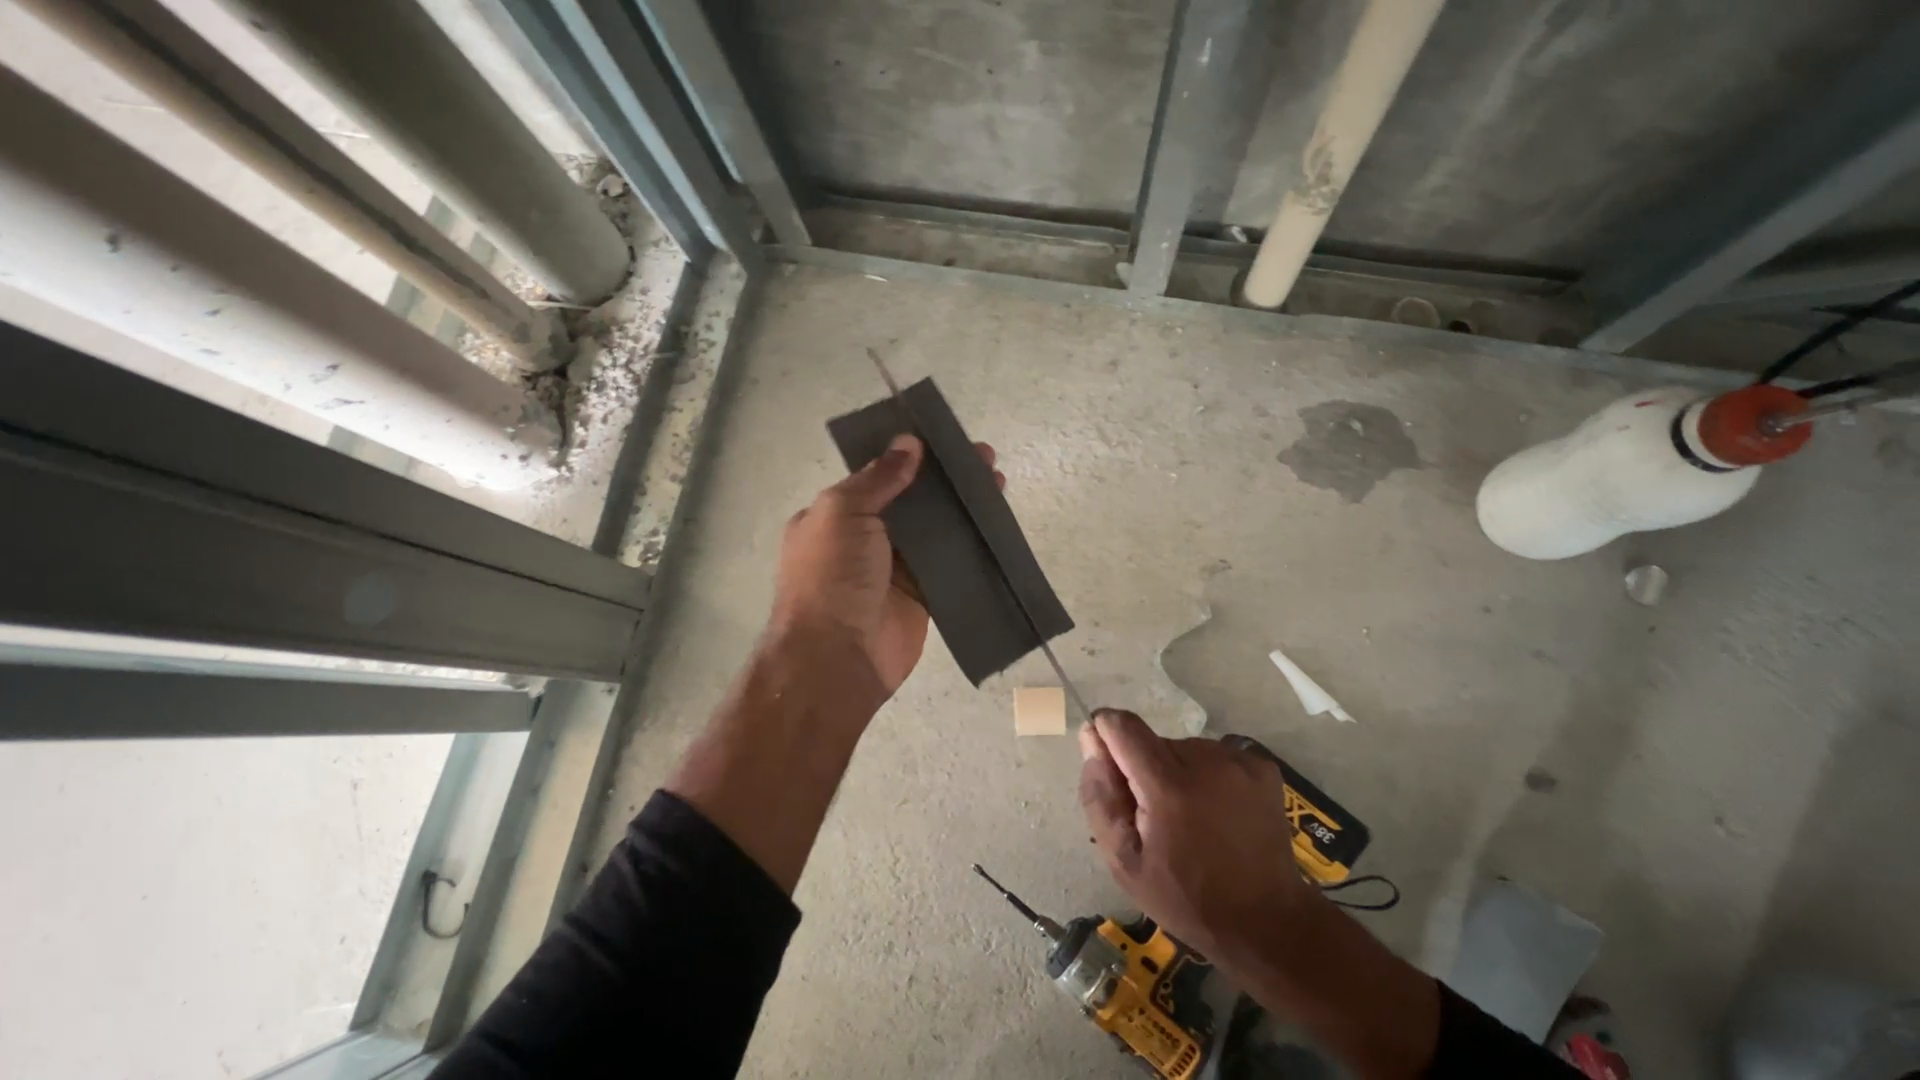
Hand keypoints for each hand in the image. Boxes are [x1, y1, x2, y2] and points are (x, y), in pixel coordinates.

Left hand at [769, 433, 1001, 695]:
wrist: (836, 657)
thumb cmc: (831, 576)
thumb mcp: (843, 511)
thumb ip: (879, 478)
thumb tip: (908, 443)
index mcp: (833, 517)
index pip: (875, 477)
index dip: (908, 457)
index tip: (943, 440)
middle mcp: (862, 540)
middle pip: (911, 501)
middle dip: (944, 480)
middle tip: (983, 459)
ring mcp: (893, 570)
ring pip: (935, 531)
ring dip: (963, 509)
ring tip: (996, 483)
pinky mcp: (922, 597)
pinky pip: (950, 565)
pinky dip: (972, 547)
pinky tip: (996, 526)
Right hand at [1077, 709, 1315, 958]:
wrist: (1265, 920)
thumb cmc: (1185, 897)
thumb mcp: (1124, 861)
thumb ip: (1100, 796)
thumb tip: (1091, 739)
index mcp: (1168, 786)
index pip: (1122, 726)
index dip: (1105, 735)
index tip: (1107, 766)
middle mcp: (1206, 761)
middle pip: (1153, 741)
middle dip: (1143, 768)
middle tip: (1155, 817)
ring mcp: (1239, 762)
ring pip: (1184, 748)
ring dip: (1176, 771)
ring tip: (1191, 819)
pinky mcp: (1263, 768)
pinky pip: (1216, 755)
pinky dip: (1208, 775)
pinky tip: (1218, 812)